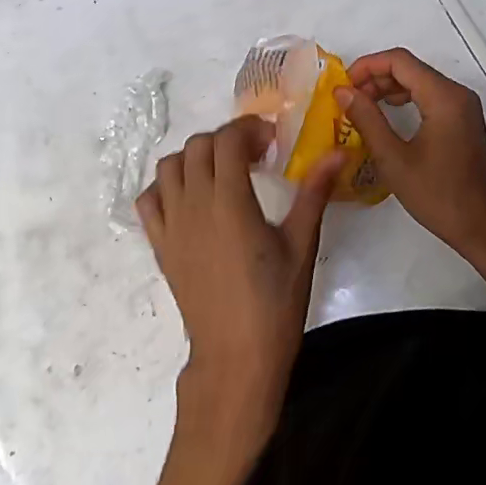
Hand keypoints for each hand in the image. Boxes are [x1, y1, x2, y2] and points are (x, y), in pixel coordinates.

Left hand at [137, 115, 341, 437]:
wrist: (235, 355)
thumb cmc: (274, 302)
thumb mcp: (301, 245)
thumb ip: (314, 192)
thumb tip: (337, 154)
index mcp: (229, 200)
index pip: (227, 140)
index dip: (249, 129)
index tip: (272, 141)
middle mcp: (193, 204)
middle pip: (197, 146)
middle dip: (226, 140)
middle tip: (254, 156)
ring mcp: (171, 224)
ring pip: (169, 166)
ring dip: (195, 158)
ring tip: (222, 173)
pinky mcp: (160, 245)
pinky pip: (149, 200)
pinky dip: (166, 187)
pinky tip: (191, 199)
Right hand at [337, 49, 485, 286]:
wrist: (485, 228)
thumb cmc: (439, 196)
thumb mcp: (394, 159)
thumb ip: (366, 119)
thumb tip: (342, 91)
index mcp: (443, 97)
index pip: (399, 61)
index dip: (366, 66)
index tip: (342, 85)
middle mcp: (457, 94)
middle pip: (410, 68)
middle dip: (375, 77)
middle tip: (347, 98)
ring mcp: (464, 107)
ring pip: (420, 81)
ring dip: (388, 88)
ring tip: (361, 106)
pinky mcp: (464, 121)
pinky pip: (430, 97)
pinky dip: (405, 99)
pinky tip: (387, 115)